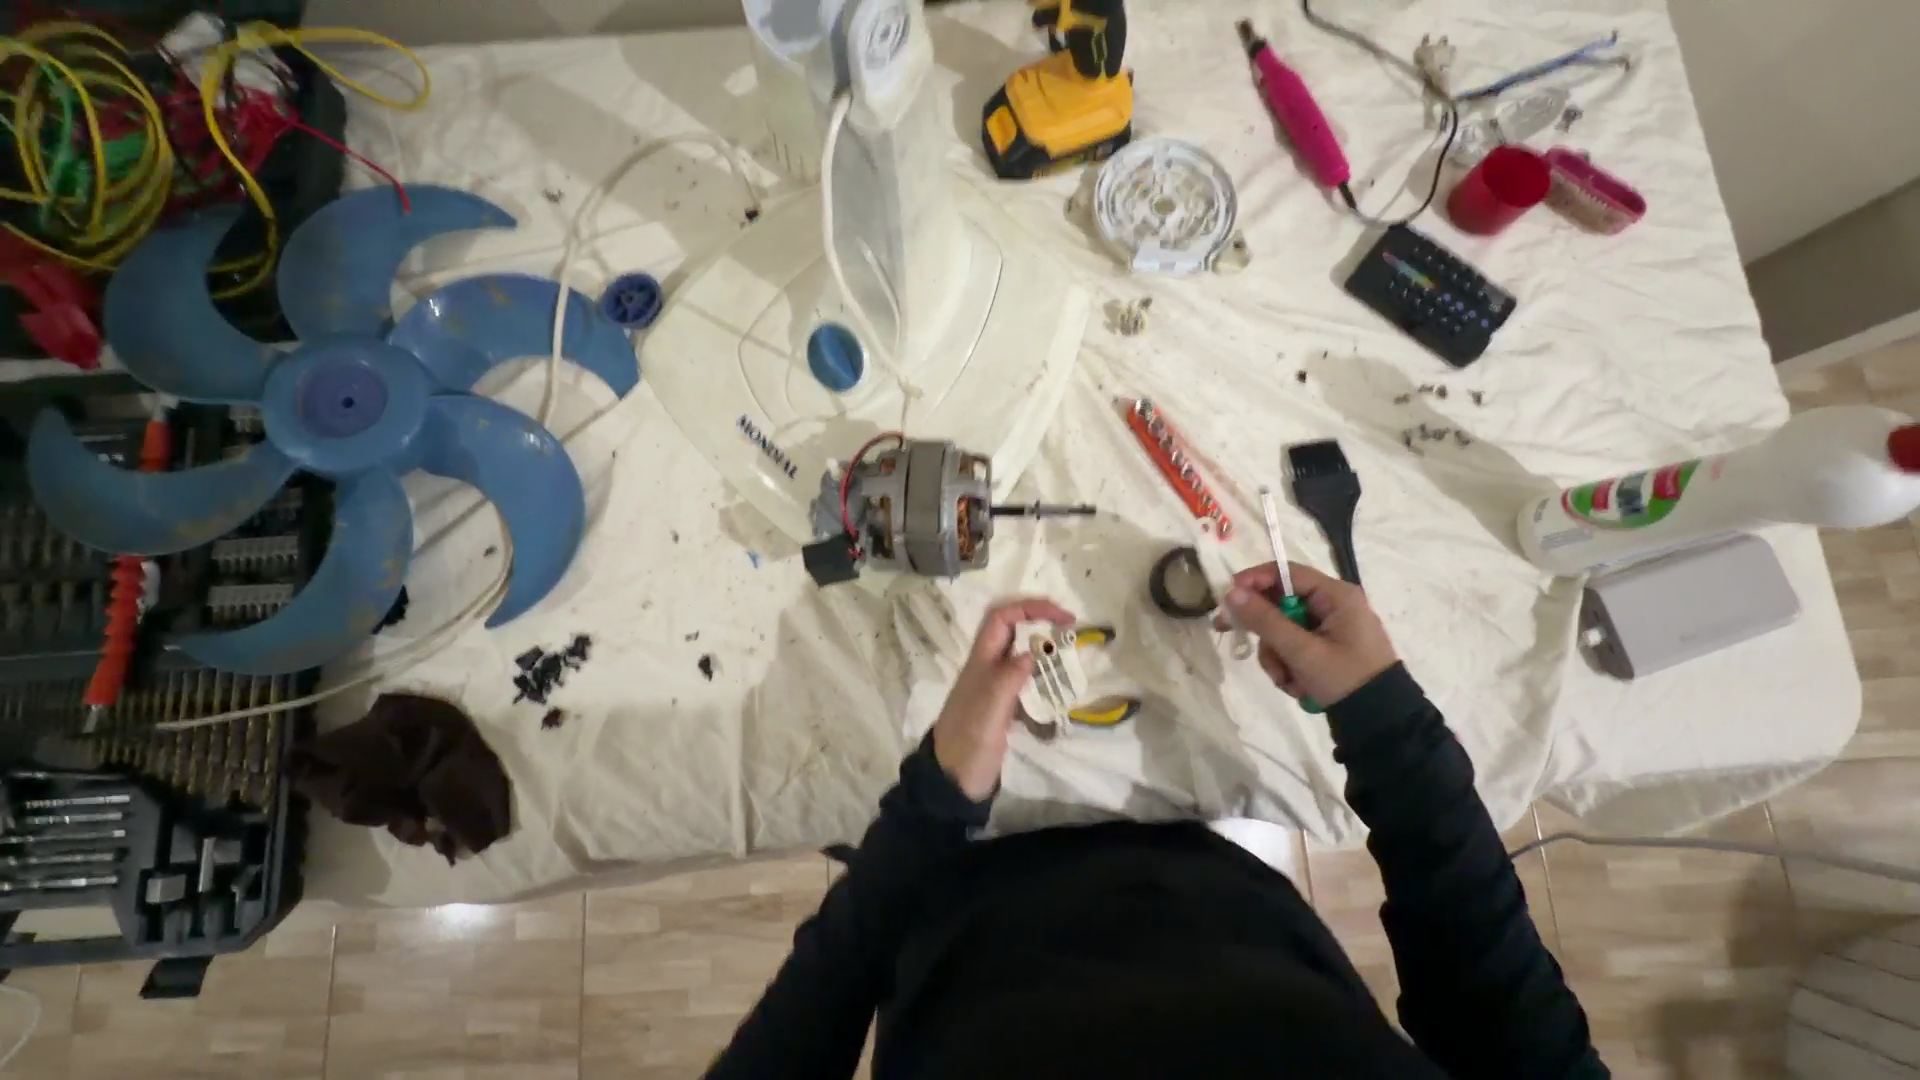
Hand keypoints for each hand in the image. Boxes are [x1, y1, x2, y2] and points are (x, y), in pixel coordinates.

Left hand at [932, 597, 1075, 801]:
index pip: (1002, 618)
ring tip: (1071, 654)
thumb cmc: (968, 744)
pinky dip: (1043, 675)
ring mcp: (994, 688)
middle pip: (1012, 630)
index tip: (1064, 616)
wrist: (952, 783)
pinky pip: (1025, 679)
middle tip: (1072, 630)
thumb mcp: (988, 711)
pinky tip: (1059, 685)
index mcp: (980, 662)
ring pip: (1020, 653)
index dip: (1031, 608)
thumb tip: (1032, 651)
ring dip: (1044, 648)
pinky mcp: (1002, 707)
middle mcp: (987, 668)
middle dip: (1040, 621)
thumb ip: (1008, 679)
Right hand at [1214, 562, 1397, 706]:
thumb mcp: (1301, 651)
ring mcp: (1330, 628)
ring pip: (1282, 629)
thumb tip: (1230, 592)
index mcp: (1336, 596)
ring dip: (1276, 656)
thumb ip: (1265, 620)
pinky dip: (1288, 665)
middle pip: (1280, 604)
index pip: (1286, 573)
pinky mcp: (1326, 648)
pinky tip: (1296, 685)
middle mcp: (1333, 605)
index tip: (1227, 596)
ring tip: (1286, 680)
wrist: (1382, 722)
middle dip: (1264, 630)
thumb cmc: (1345, 679)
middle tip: (1228, 631)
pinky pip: (1293, 646)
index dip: (1254, 580)